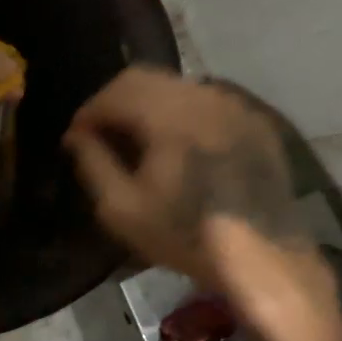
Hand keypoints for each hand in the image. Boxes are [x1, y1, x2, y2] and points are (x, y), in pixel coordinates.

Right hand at [63, 67, 315, 292]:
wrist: (267, 262)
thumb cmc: (187, 235)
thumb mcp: (122, 209)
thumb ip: (92, 163)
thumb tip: (77, 137)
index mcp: (169, 114)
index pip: (113, 93)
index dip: (87, 113)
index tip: (74, 139)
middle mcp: (203, 96)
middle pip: (143, 78)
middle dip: (114, 102)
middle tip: (101, 133)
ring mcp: (234, 106)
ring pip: (176, 85)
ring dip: (148, 104)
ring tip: (138, 138)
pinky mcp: (255, 122)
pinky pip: (207, 101)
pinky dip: (182, 113)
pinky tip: (178, 144)